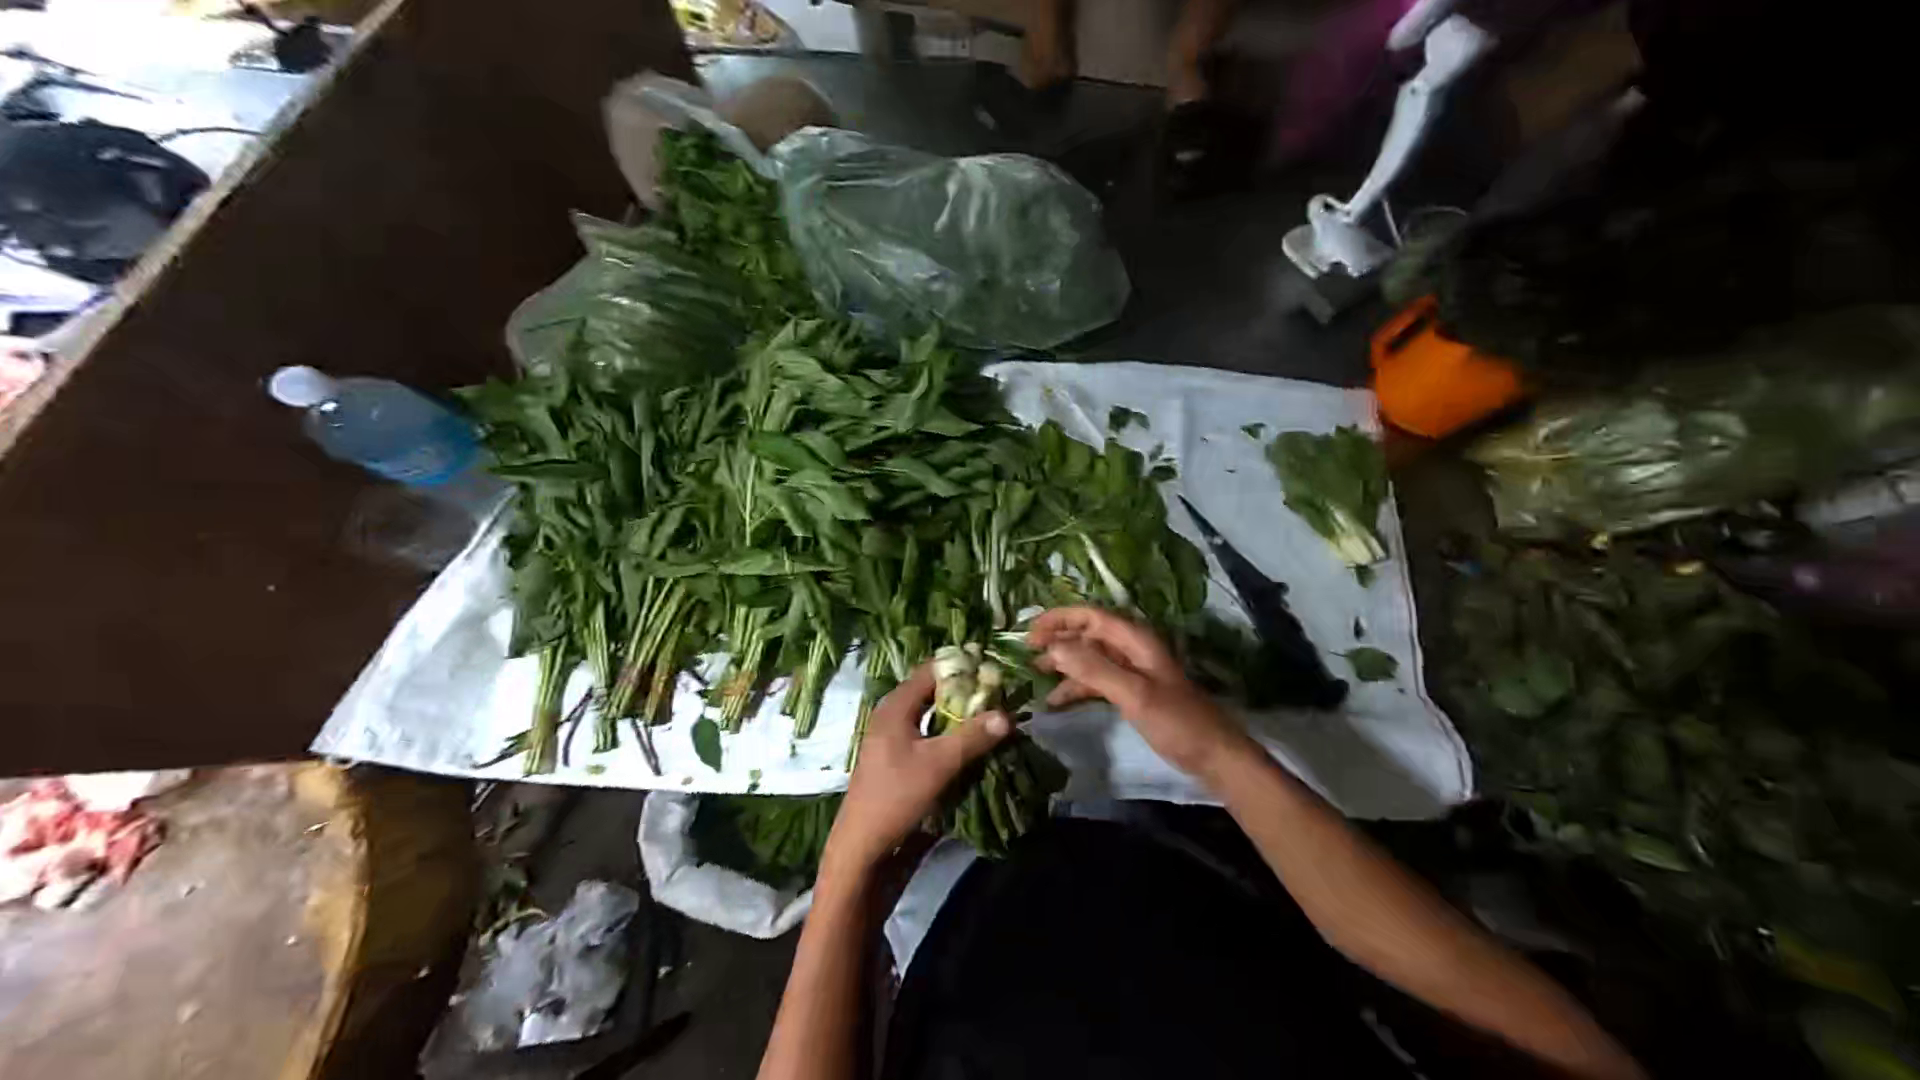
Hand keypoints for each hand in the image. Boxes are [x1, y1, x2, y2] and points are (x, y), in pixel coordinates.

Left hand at [822, 665, 1010, 873]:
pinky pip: (924, 728)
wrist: (863, 841)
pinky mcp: (894, 752)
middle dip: (961, 690)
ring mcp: (890, 733)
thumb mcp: (939, 764)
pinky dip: (944, 728)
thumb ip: (972, 737)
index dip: (960, 667)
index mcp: (895, 705)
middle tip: (994, 693)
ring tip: (986, 713)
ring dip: (954, 711)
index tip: (990, 671)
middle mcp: (890, 712)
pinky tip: (964, 738)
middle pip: (930, 689)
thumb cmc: (897, 795)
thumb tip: (1006, 715)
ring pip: (927, 710)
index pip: (931, 670)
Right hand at [1029, 606, 1256, 784]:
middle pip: (1089, 634)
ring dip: (1065, 664)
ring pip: (1090, 659)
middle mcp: (1132, 650)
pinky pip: (1097, 682)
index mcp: (1136, 641)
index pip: (1092, 616)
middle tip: (1027, 652)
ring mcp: (1133, 672)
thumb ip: (1094, 669)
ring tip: (1036, 674)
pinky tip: (1057, 700)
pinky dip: (1077, 687)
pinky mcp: (1132, 693)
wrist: (1214, 757)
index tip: (1030, 631)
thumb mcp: (1133, 694)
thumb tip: (1053, 646)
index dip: (1060, 618)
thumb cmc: (1177, 722)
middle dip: (1058, 639)